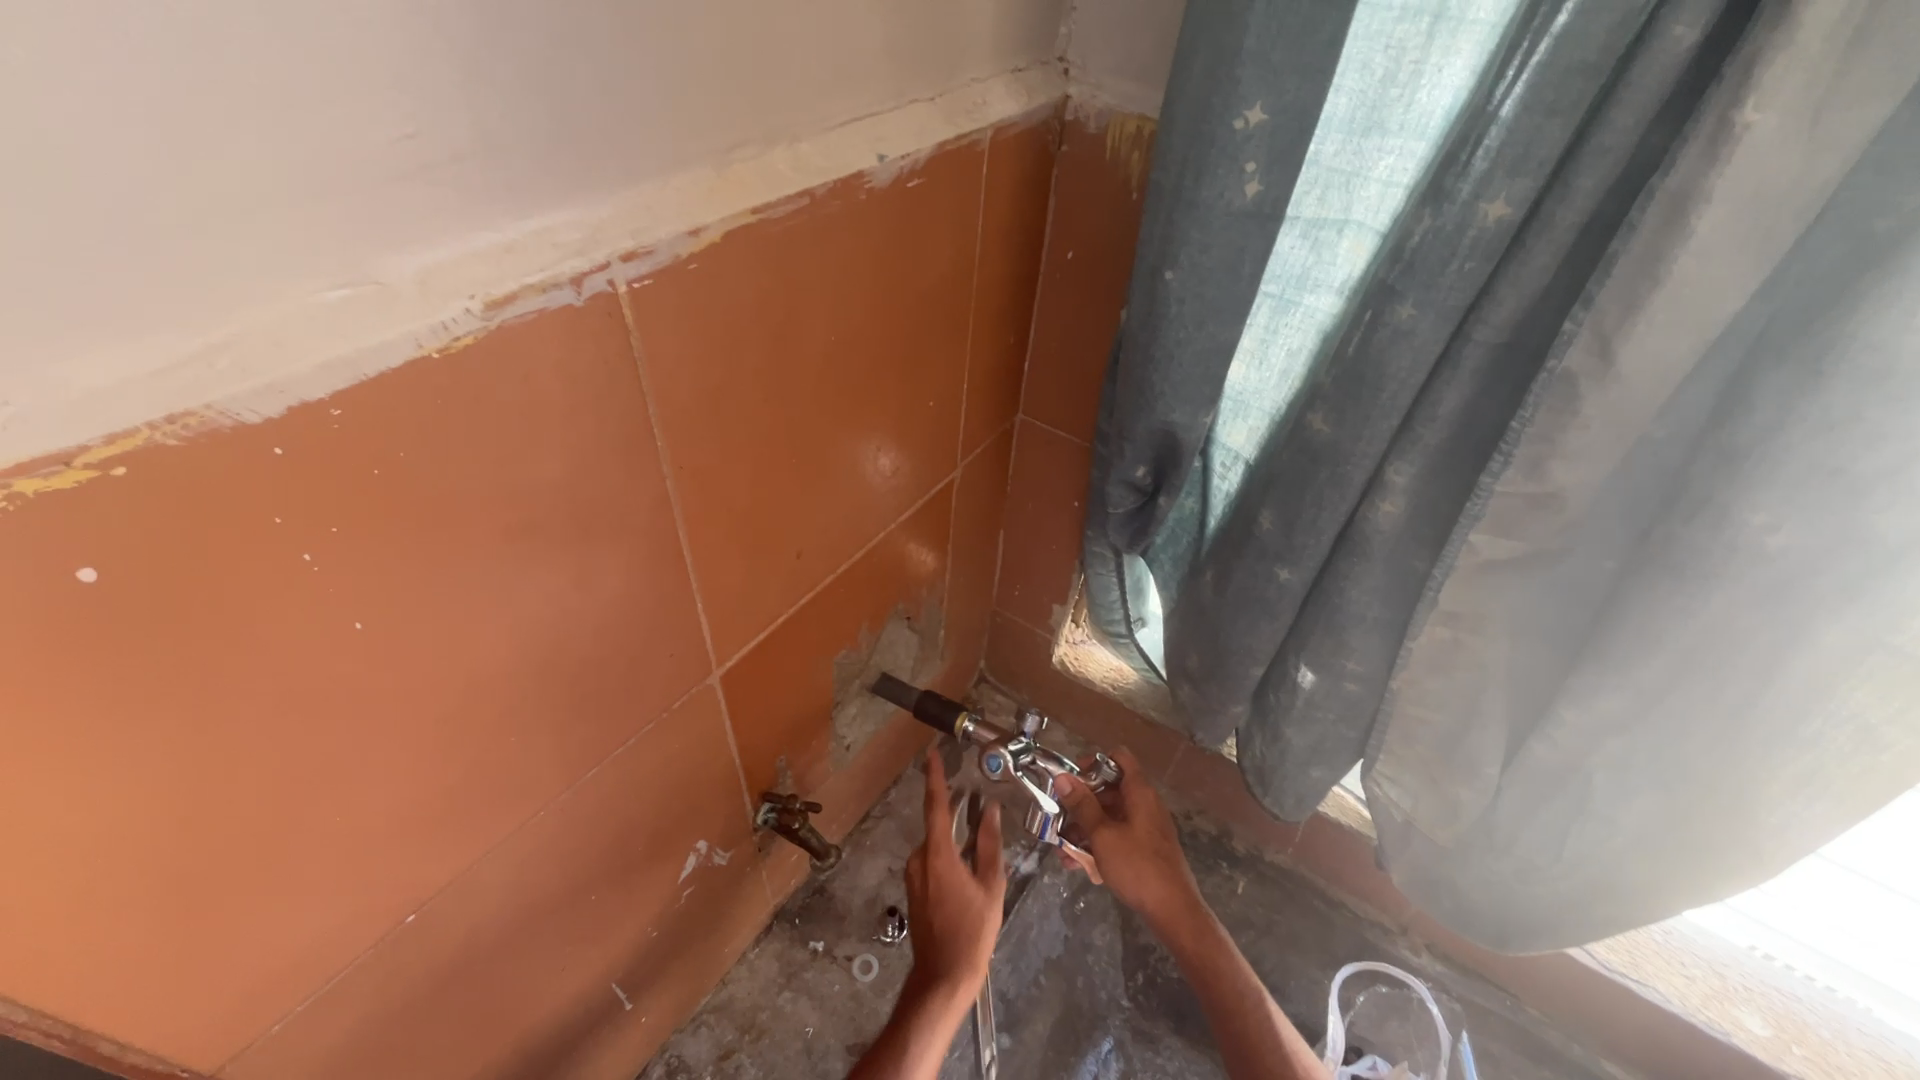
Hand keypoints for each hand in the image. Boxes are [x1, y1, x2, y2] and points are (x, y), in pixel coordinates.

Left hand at [903, 748, 1004, 999]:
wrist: (944, 975)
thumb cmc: (973, 931)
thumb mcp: (991, 885)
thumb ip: (989, 843)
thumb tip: (991, 809)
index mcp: (937, 854)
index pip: (935, 805)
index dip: (934, 777)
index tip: (931, 753)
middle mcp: (919, 858)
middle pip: (939, 828)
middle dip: (957, 817)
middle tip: (979, 811)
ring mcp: (913, 875)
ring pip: (937, 847)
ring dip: (955, 844)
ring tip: (980, 856)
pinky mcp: (914, 889)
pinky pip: (932, 862)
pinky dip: (949, 859)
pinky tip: (968, 877)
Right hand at [1055, 747, 1202, 927]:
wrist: (1173, 910)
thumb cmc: (1137, 866)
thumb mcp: (1102, 835)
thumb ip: (1082, 805)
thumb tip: (1062, 777)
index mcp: (1139, 792)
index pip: (1118, 758)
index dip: (1093, 762)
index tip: (1071, 779)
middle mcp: (1145, 804)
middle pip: (1110, 789)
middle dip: (1081, 802)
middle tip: (1058, 817)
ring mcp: (1146, 827)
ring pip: (1110, 816)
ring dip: (1085, 828)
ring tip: (1061, 848)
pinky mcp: (1146, 848)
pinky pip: (1117, 836)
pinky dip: (1098, 844)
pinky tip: (1078, 865)